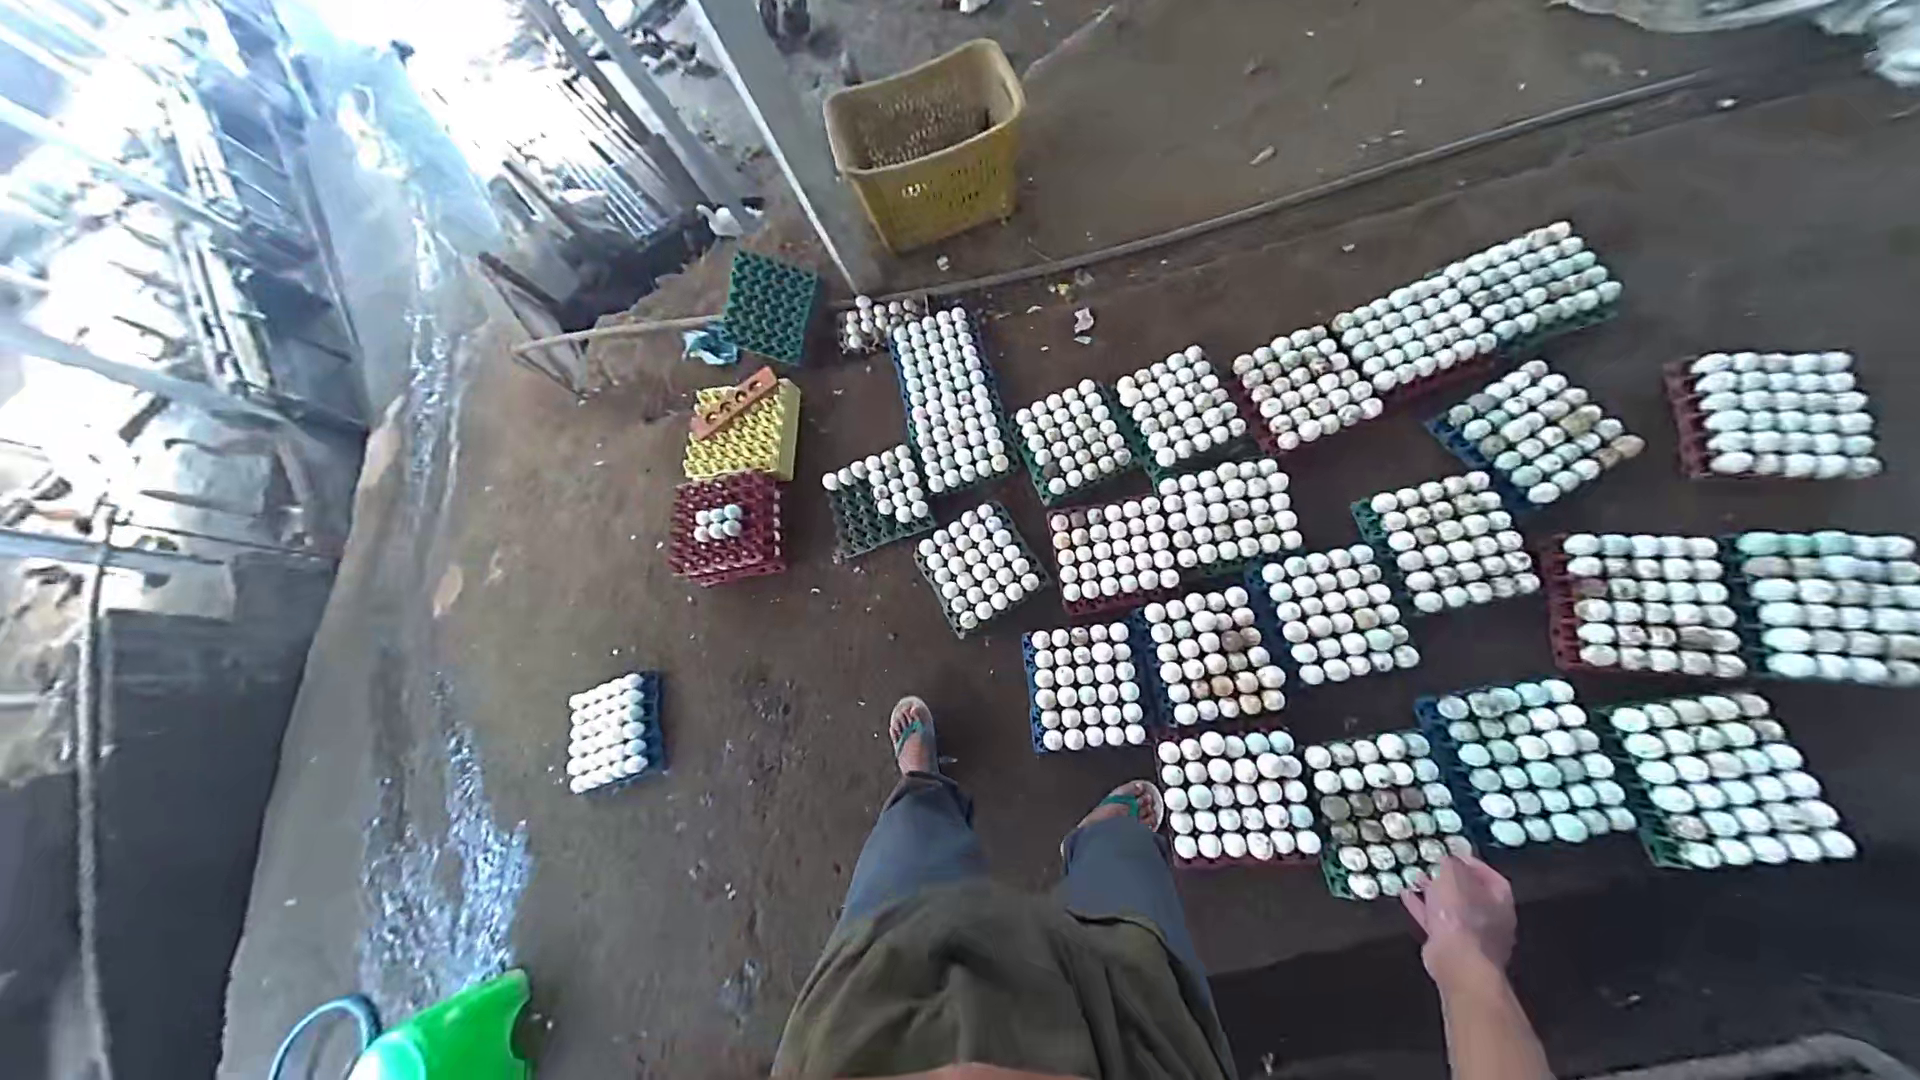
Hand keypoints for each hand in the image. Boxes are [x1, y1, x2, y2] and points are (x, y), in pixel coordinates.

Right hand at [1402, 854, 1516, 980]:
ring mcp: (1473, 935)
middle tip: (1433, 866)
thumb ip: (1452, 865)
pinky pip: (1436, 920)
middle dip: (1451, 879)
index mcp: (1499, 902)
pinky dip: (1422, 907)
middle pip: (1472, 894)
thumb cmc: (1461, 915)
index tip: (1455, 854)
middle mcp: (1492, 919)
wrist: (1457, 960)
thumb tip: (1450, 859)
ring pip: (1452, 907)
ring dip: (1434, 893)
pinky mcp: (1452, 944)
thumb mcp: (1454, 878)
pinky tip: (1406, 896)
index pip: (1493, 878)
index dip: (1474, 864)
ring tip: (1416, 878)